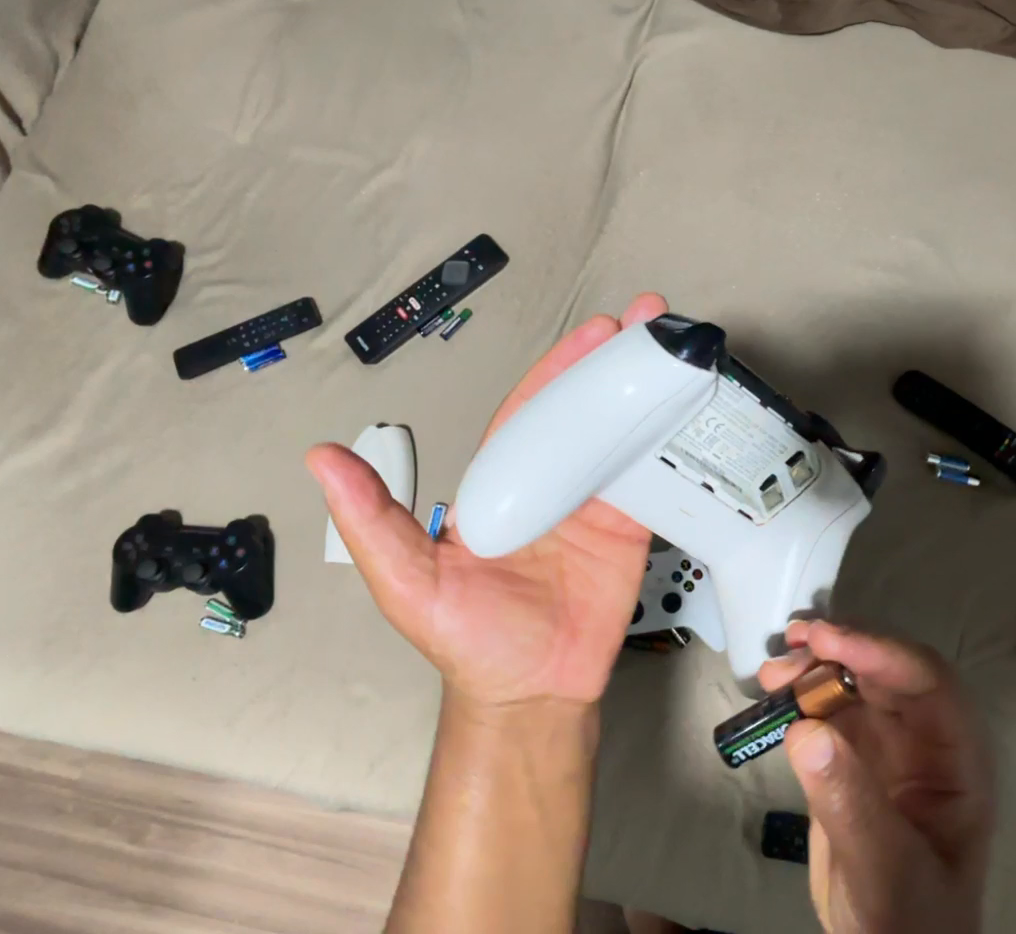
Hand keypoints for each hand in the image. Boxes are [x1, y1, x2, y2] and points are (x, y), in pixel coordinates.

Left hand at [307, 293, 668, 707]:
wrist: (531, 695)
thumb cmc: (469, 643)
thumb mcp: (406, 581)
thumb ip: (372, 519)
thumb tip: (325, 459)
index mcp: (502, 483)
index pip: (532, 410)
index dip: (560, 369)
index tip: (590, 334)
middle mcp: (550, 483)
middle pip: (585, 409)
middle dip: (613, 362)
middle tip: (645, 320)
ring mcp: (594, 505)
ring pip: (622, 434)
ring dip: (648, 391)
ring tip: (676, 351)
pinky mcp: (630, 531)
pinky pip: (653, 480)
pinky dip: (672, 446)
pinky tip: (691, 412)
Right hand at [758, 621, 994, 933]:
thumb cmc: (905, 922)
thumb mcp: (885, 872)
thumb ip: (850, 804)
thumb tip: (806, 728)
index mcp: (957, 762)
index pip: (930, 685)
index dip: (883, 653)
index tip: (828, 640)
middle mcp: (925, 742)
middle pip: (890, 673)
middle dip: (844, 650)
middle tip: (794, 641)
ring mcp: (887, 748)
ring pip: (856, 684)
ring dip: (817, 666)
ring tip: (774, 669)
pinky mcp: (851, 758)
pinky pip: (827, 710)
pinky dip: (801, 693)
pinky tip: (774, 691)